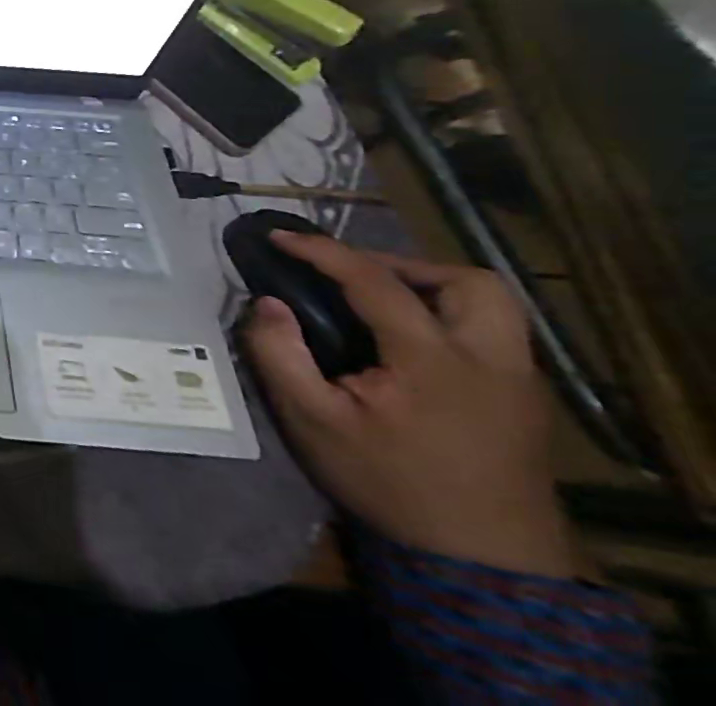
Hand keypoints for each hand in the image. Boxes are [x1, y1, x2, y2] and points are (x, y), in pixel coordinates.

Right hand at [243, 232, 582, 577]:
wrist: (477, 555)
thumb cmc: (385, 481)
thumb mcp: (311, 421)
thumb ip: (280, 355)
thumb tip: (266, 302)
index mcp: (433, 359)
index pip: (376, 283)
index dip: (324, 252)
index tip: (281, 236)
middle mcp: (489, 357)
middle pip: (466, 281)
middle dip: (404, 265)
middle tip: (352, 275)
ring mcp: (518, 377)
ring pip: (494, 303)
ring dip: (435, 288)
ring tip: (383, 302)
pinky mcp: (525, 397)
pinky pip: (493, 332)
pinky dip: (449, 316)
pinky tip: (411, 341)